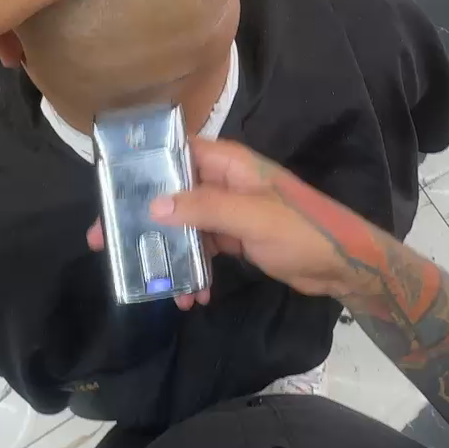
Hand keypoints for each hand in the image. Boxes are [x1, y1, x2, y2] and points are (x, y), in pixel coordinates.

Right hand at [86, 138, 364, 306]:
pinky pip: (203, 248)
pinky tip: (190, 295)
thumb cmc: (301, 230)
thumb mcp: (251, 218)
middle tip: (105, 243)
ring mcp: (230, 209)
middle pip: (173, 192)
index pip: (176, 153)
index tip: (109, 192)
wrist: (343, 265)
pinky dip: (193, 268)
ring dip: (168, 252)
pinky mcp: (237, 236)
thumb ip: (204, 208)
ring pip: (185, 224)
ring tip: (149, 283)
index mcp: (229, 163)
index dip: (142, 168)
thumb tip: (153, 206)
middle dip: (143, 219)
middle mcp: (225, 181)